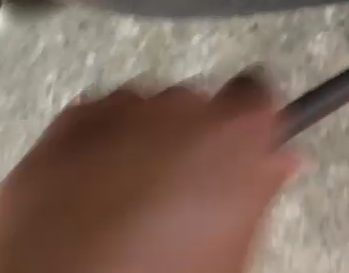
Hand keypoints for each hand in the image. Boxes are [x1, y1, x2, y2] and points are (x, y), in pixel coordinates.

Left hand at [0, 77, 299, 272]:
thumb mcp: (231, 254)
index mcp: (235, 129)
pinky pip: (94, 118)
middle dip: (188, 136)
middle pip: (196, 102)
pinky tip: (88, 194)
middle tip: (176, 194)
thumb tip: (280, 161)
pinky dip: (95, 145)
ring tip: (124, 202)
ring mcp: (123, 108)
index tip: (241, 148)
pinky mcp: (68, 125)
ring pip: (144, 108)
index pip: (256, 93)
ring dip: (140, 138)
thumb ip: (260, 191)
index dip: (248, 121)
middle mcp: (184, 104)